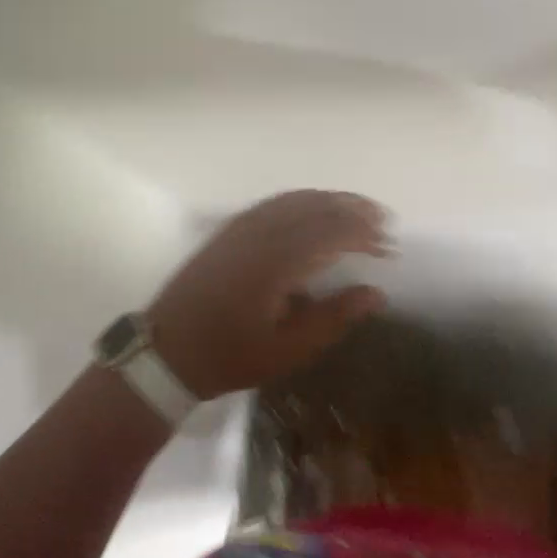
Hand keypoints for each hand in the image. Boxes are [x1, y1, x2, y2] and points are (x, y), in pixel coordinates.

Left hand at [146, 190, 391, 399]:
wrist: (166, 351)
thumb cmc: (229, 356)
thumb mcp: (288, 349)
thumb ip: (333, 317)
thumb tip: (375, 292)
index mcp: (275, 262)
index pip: (330, 232)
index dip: (364, 234)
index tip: (389, 246)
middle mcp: (257, 235)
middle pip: (312, 207)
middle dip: (350, 210)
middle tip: (382, 220)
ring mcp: (236, 230)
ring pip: (289, 200)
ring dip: (325, 201)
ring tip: (355, 210)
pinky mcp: (224, 234)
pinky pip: (267, 206)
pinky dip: (296, 202)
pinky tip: (308, 212)